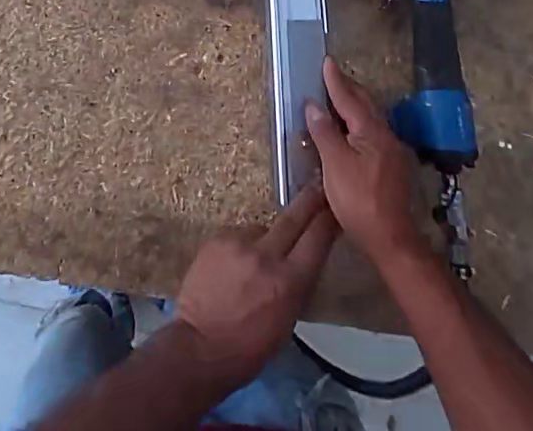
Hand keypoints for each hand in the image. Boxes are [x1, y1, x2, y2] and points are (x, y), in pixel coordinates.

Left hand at [172, 184, 337, 386]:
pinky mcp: (217, 239)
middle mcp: (266, 256)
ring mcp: (238, 243)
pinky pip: (238, 235)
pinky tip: (231, 268)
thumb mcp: (287, 322)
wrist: (197, 348)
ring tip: (252, 265)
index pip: (317, 238)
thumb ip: (297, 284)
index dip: (328, 219)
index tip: (335, 205)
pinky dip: (240, 247)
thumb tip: (303, 258)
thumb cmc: (248, 348)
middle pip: (294, 217)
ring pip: (262, 229)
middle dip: (309, 200)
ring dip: (264, 240)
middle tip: (318, 184)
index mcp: (289, 282)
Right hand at [306, 57, 425, 264]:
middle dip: (348, 88)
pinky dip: (360, 124)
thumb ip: (324, 133)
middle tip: (333, 75)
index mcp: (370, 130)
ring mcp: (392, 150)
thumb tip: (313, 106)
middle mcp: (385, 134)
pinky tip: (355, 131)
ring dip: (356, 105)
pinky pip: (374, 133)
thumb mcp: (335, 165)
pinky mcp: (393, 166)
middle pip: (365, 104)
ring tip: (341, 98)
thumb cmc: (358, 199)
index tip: (327, 62)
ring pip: (372, 119)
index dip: (335, 81)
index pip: (348, 98)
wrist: (391, 237)